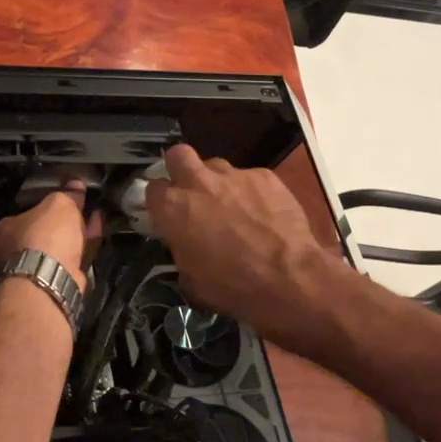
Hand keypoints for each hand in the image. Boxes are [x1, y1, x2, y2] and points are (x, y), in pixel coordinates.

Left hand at [0, 181, 98, 294]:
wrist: (52, 277)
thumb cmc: (45, 234)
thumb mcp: (58, 204)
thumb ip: (68, 194)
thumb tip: (76, 186)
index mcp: (5, 230)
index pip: (25, 212)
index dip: (45, 203)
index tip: (64, 198)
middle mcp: (14, 251)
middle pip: (44, 230)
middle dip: (65, 219)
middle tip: (83, 205)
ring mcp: (34, 268)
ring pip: (60, 245)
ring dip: (78, 230)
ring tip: (95, 214)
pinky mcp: (55, 280)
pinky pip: (72, 256)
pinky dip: (84, 244)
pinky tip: (97, 229)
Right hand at [145, 145, 344, 330]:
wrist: (288, 278)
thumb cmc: (232, 286)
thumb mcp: (190, 279)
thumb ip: (180, 250)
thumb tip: (185, 245)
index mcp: (173, 207)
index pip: (152, 188)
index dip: (160, 200)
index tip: (167, 212)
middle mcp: (198, 182)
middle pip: (178, 155)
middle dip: (181, 168)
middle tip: (191, 191)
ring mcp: (233, 175)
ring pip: (216, 166)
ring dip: (217, 182)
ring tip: (232, 204)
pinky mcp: (265, 176)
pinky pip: (250, 178)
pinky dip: (251, 192)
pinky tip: (263, 212)